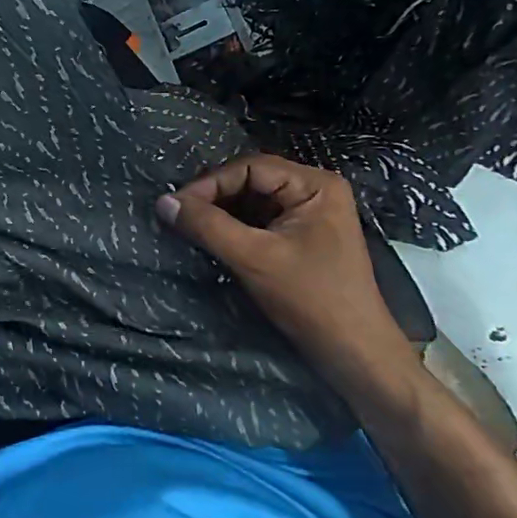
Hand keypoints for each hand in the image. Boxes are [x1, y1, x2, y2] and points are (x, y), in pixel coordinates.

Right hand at [156, 155, 415, 389]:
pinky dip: (237, 228)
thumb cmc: (310, 299)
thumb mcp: (254, 259)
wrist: (353, 350)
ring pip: (256, 202)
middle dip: (215, 197)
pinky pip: (263, 222)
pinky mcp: (304, 238)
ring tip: (189, 227)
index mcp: (315, 185)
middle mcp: (316, 191)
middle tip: (179, 216)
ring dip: (223, 213)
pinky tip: (213, 239)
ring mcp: (312, 215)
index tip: (175, 206)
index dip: (210, 183)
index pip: (251, 167)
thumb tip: (163, 202)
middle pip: (253, 181)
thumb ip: (208, 227)